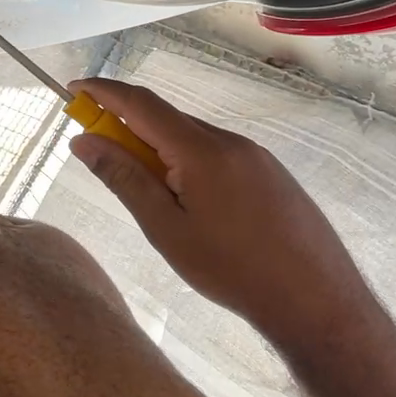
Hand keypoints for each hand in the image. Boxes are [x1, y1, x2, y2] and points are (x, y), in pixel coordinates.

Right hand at [67, 77, 375, 346]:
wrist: (323, 306)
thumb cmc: (234, 270)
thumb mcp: (165, 228)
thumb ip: (123, 178)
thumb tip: (84, 141)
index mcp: (201, 150)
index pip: (140, 104)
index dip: (102, 92)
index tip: (72, 90)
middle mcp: (230, 142)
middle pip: (165, 117)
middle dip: (125, 124)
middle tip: (98, 149)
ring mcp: (256, 156)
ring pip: (191, 136)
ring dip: (156, 145)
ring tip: (147, 189)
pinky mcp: (271, 174)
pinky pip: (215, 152)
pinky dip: (184, 158)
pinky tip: (187, 199)